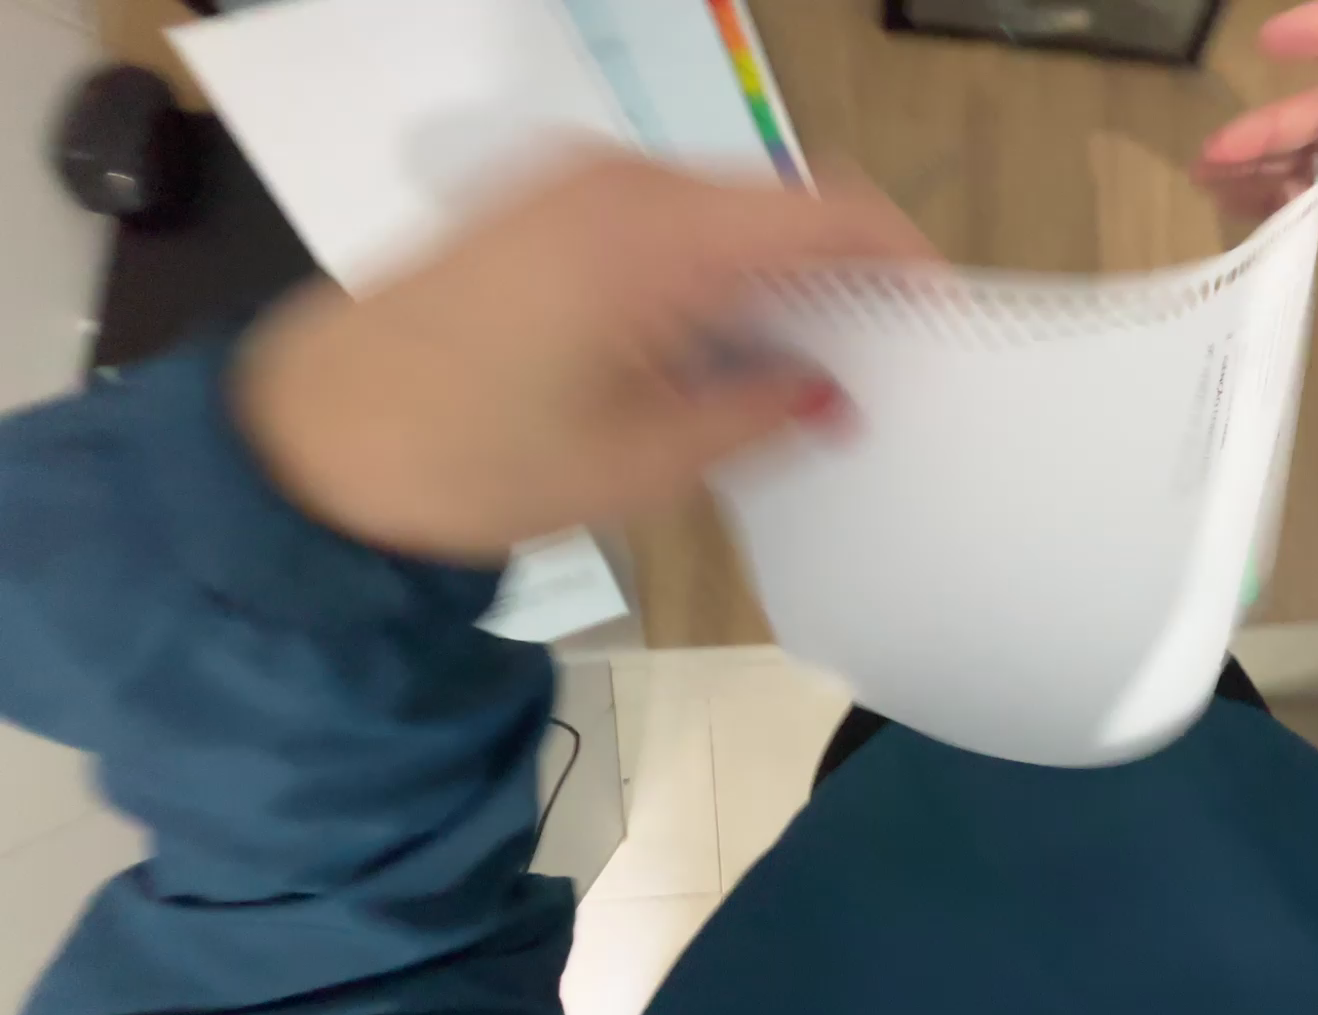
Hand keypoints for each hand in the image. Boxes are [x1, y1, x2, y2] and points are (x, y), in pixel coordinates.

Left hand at [236, 150, 928, 562]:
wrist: (313, 454)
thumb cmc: (488, 465)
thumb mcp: (655, 457)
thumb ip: (767, 410)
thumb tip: (841, 395)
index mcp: (653, 233)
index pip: (823, 209)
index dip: (899, 254)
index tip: (938, 313)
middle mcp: (619, 179)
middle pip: (781, 202)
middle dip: (847, 271)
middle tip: (881, 349)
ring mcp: (577, 184)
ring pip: (732, 211)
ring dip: (787, 274)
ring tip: (816, 354)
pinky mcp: (552, 208)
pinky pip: (678, 221)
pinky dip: (730, 271)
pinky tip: (736, 334)